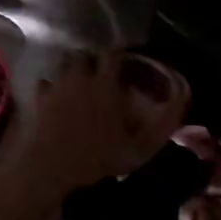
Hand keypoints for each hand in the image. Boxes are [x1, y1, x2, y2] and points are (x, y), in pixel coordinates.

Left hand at [15, 51, 190, 196]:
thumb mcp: (138, 148)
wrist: (49, 167)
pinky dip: (50, 88)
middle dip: (91, 60)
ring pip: (63, 65)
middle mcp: (80, 77)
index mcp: (105, 84)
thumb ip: (163, 124)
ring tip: (78, 83)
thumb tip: (183, 100)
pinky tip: (54, 99)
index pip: (113, 53)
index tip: (125, 56)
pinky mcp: (37, 98)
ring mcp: (56, 85)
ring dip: (71, 70)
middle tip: (99, 72)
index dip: (119, 51)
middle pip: (84, 55)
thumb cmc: (96, 157)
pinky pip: (44, 84)